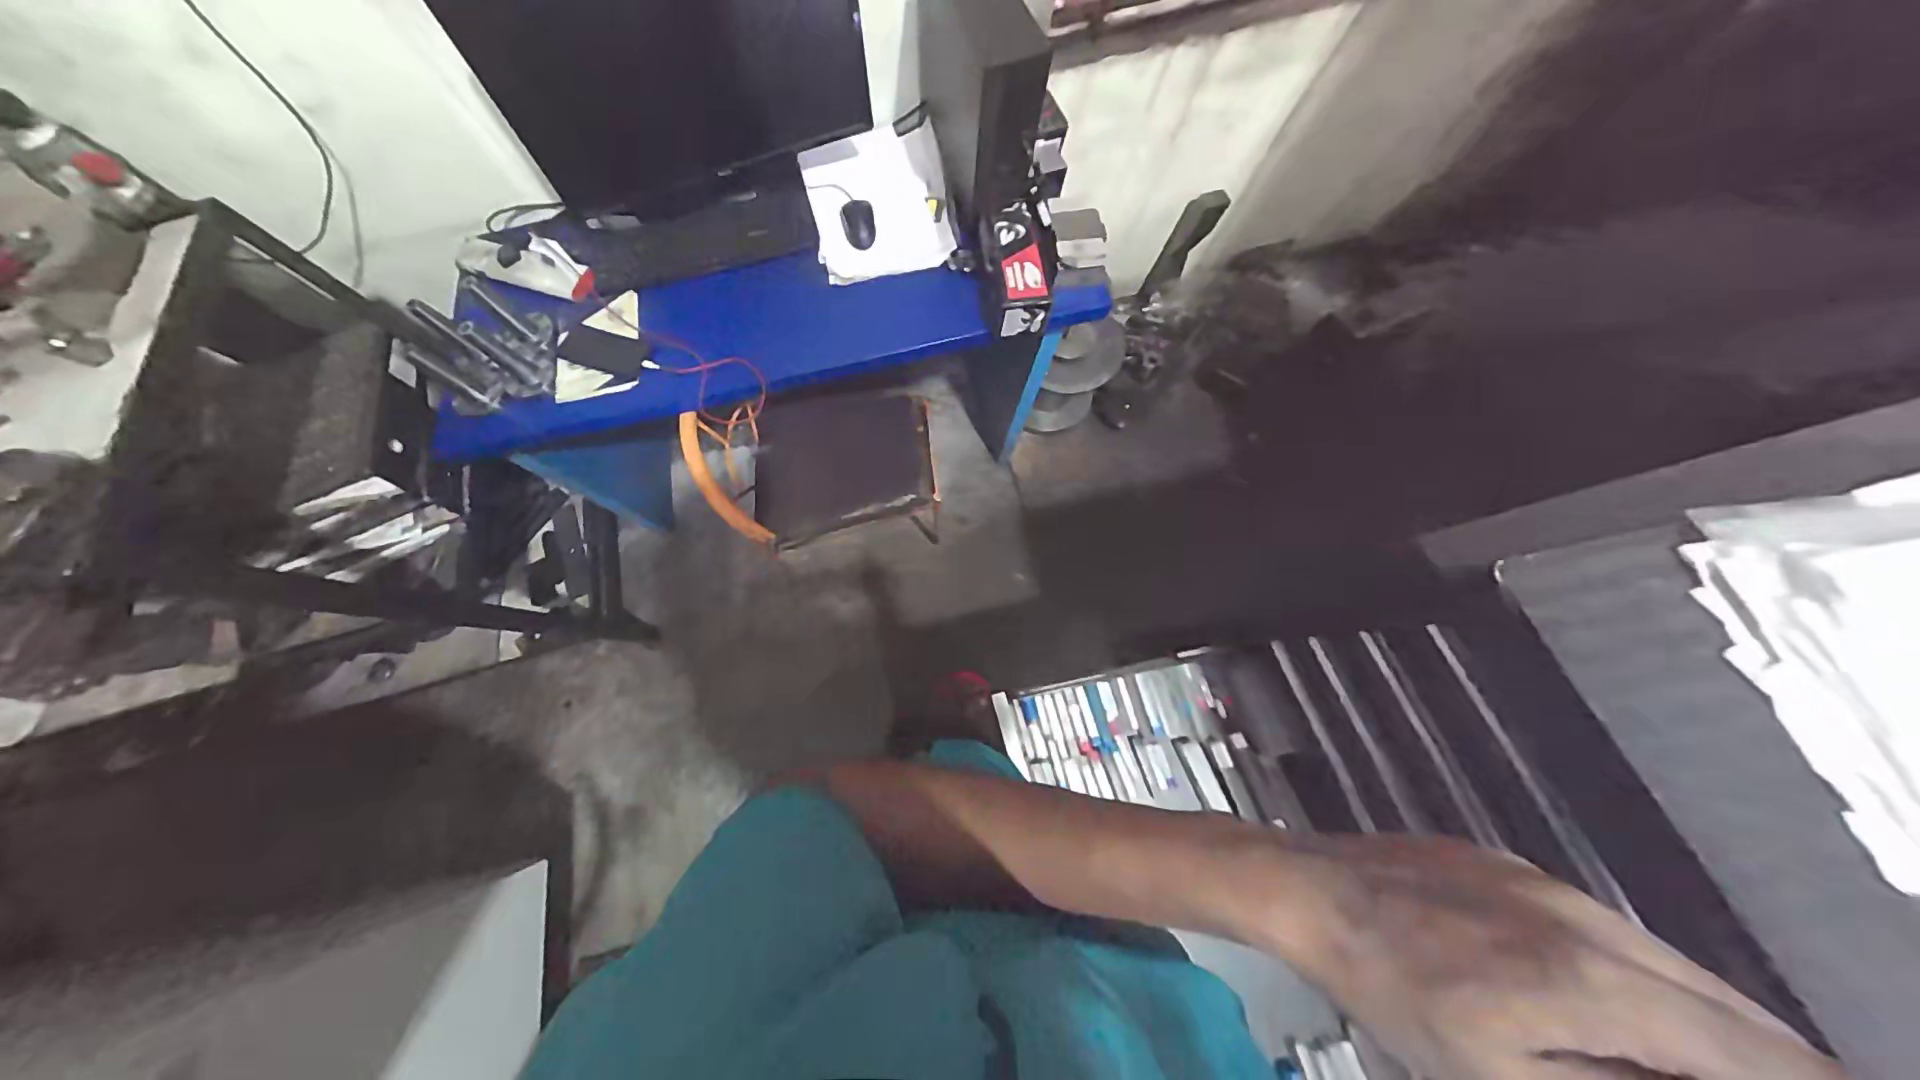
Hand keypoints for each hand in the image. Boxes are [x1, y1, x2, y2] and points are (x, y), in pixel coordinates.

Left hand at [1279, 834, 1846, 1079]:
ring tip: (1662, 1060)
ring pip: (1668, 962)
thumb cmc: (1393, 994)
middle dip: (1761, 1070)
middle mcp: (1589, 919)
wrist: (1310, 891)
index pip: (1769, 1061)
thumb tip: (1685, 1078)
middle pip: (1734, 1011)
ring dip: (1694, 1022)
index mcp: (1598, 982)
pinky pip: (1605, 925)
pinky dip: (1633, 973)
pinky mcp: (1508, 862)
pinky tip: (1592, 997)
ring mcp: (1544, 880)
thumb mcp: (1504, 1078)